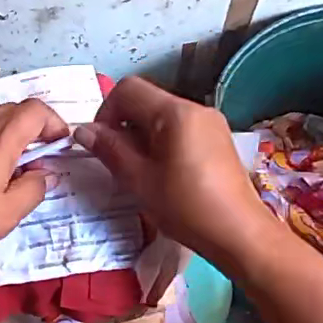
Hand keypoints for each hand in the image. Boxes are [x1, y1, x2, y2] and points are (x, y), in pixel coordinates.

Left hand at [0, 98, 68, 275]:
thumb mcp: (8, 212)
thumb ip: (34, 187)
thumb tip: (44, 174)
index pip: (34, 110)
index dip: (54, 122)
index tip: (61, 145)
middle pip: (11, 109)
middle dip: (33, 126)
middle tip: (41, 156)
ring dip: (8, 134)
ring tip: (14, 167)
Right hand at [72, 77, 283, 270]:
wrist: (239, 233)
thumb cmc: (186, 207)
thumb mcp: (138, 180)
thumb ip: (110, 149)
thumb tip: (83, 131)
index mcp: (174, 113)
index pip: (127, 90)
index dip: (106, 112)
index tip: (103, 144)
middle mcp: (195, 108)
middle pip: (145, 100)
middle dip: (123, 125)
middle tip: (119, 162)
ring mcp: (210, 122)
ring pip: (161, 115)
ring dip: (141, 135)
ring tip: (141, 171)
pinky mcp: (218, 138)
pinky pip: (179, 128)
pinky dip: (161, 142)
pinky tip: (164, 174)